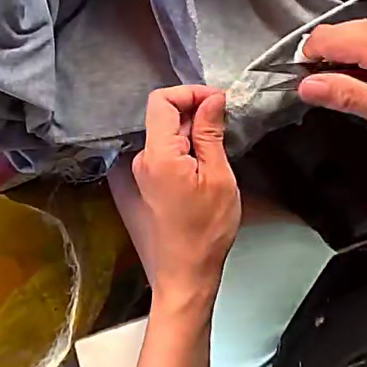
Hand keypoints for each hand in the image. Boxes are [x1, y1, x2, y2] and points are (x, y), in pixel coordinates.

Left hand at [109, 85, 240, 314]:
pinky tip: (205, 162)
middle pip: (162, 115)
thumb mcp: (218, 176)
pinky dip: (184, 148)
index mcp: (158, 154)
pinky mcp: (145, 184)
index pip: (161, 100)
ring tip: (219, 145)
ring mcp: (141, 172)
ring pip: (165, 134)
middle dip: (193, 111)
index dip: (189, 93)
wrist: (184, 273)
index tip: (217, 101)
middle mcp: (142, 159)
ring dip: (190, 131)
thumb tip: (211, 100)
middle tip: (225, 122)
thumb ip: (210, 133)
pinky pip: (164, 152)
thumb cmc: (206, 230)